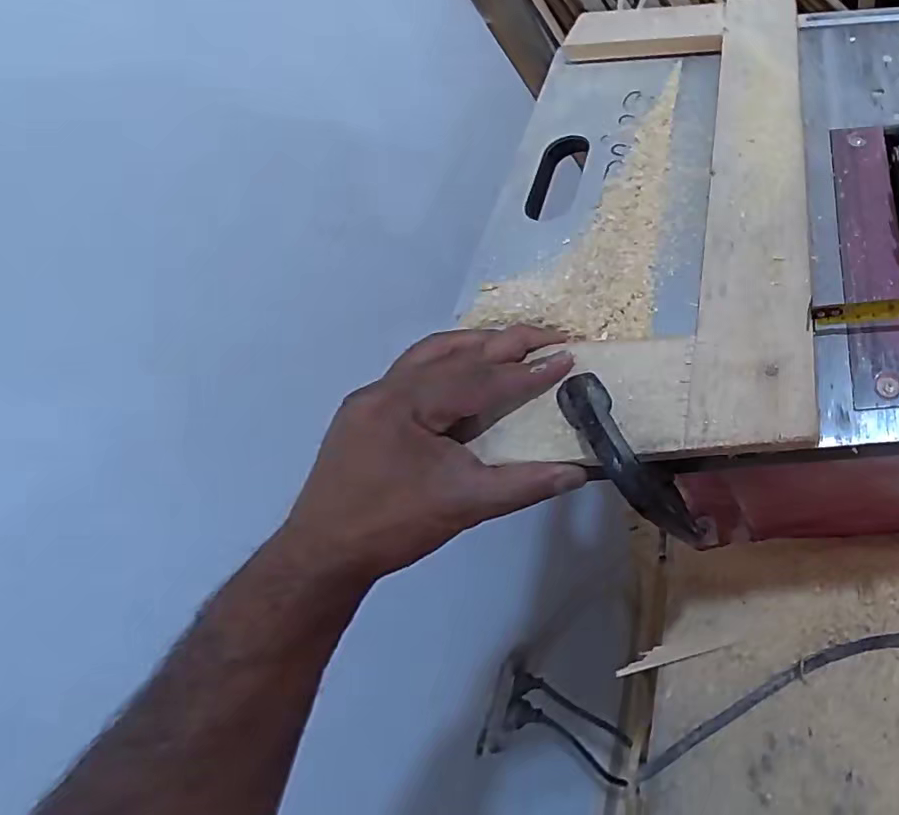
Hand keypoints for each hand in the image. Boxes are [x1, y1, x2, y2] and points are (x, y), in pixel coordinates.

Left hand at [271, 326, 588, 583]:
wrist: (319, 559)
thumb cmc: (392, 527)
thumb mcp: (466, 505)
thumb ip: (526, 484)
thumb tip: (579, 473)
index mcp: (406, 406)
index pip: (479, 378)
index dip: (528, 370)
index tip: (568, 357)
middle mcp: (386, 390)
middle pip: (458, 352)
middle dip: (511, 342)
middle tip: (556, 338)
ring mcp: (374, 397)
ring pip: (435, 351)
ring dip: (481, 344)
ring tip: (520, 345)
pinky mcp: (371, 411)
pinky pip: (420, 368)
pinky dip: (455, 358)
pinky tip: (475, 369)